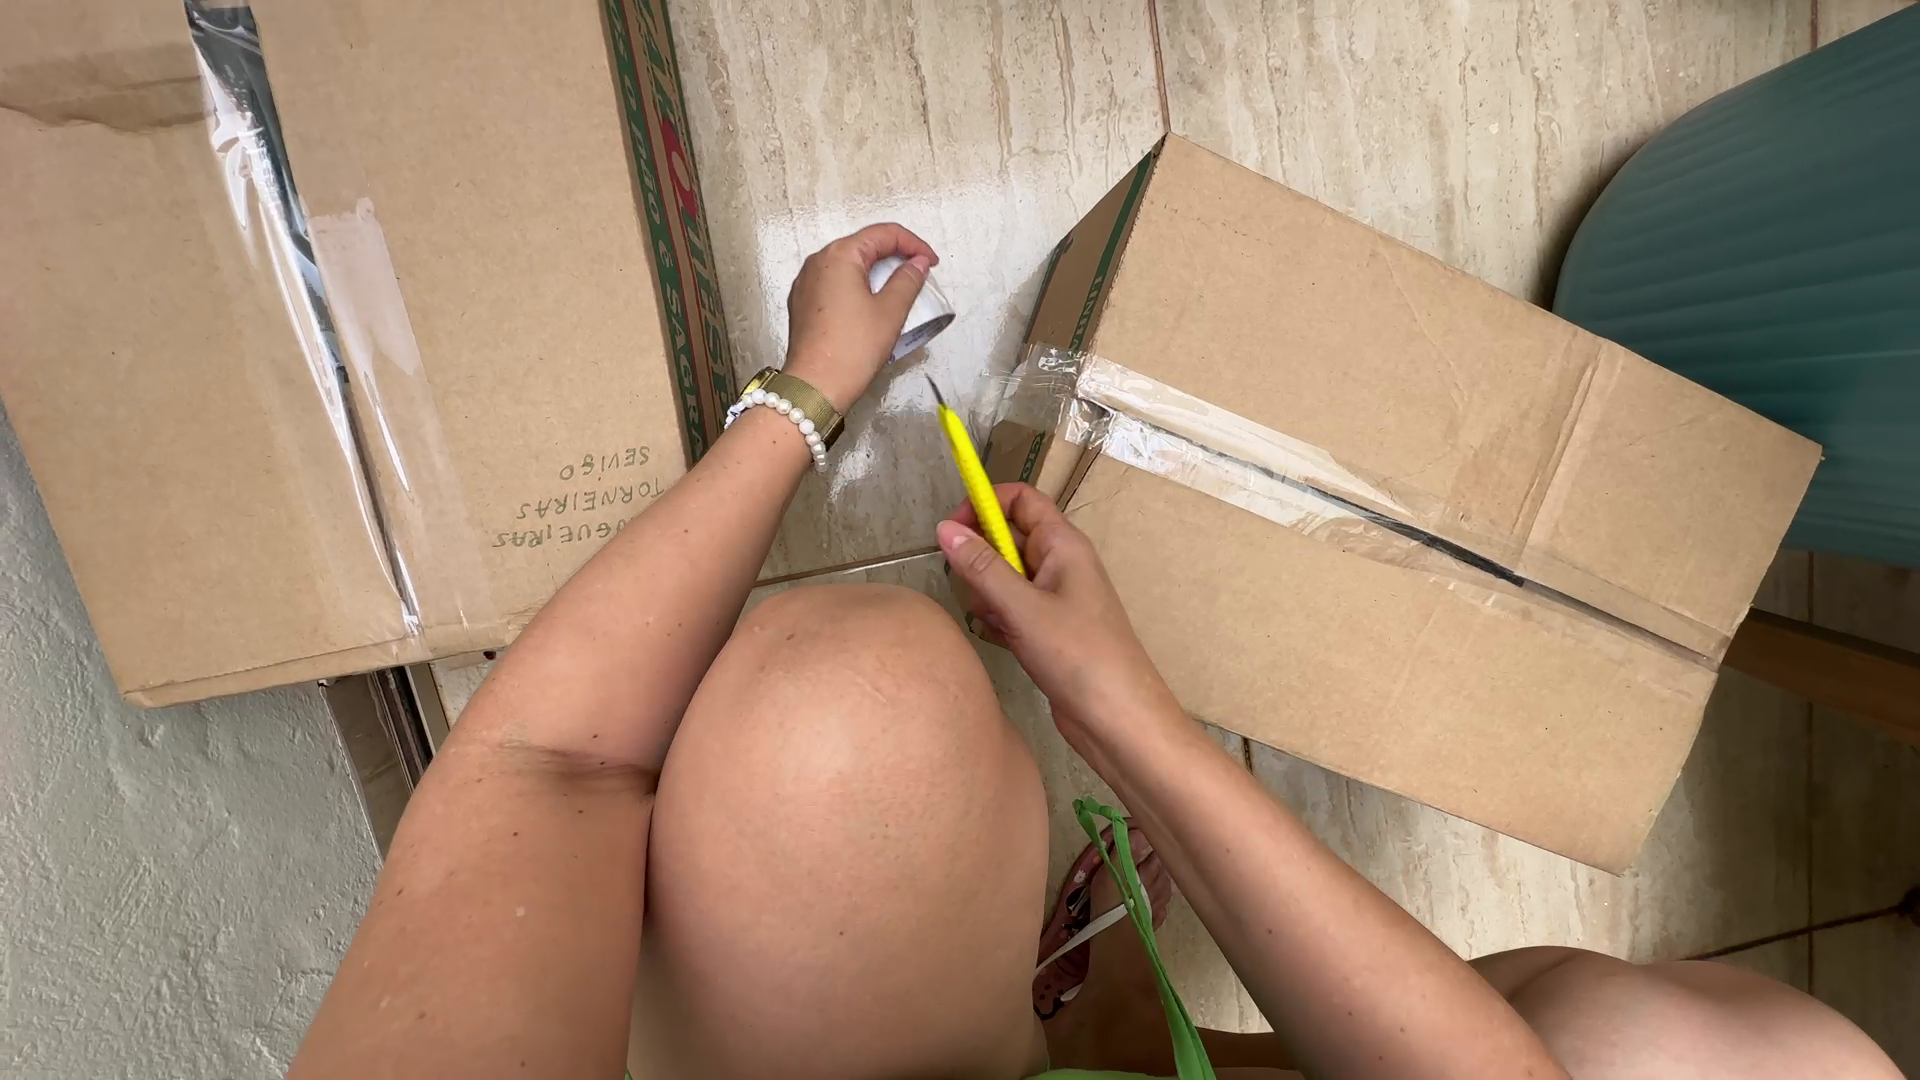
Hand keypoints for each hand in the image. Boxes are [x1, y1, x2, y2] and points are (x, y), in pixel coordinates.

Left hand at [784, 223, 938, 410]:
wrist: (815, 387)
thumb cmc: (853, 349)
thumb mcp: (890, 312)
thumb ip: (907, 280)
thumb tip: (917, 263)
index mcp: (839, 256)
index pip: (882, 234)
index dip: (913, 244)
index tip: (931, 263)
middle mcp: (817, 262)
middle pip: (862, 247)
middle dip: (894, 257)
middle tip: (918, 275)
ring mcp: (806, 284)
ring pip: (848, 266)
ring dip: (875, 273)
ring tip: (898, 291)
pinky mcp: (802, 305)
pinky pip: (835, 285)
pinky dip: (857, 288)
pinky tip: (870, 307)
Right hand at [937, 484, 1182, 752]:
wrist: (1118, 719)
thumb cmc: (1079, 655)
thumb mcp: (1023, 608)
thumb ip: (981, 567)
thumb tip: (944, 528)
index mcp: (1063, 545)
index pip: (1021, 500)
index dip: (985, 504)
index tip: (952, 528)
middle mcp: (1060, 564)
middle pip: (1008, 539)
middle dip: (981, 559)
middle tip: (970, 588)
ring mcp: (1055, 598)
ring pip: (1005, 578)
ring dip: (988, 595)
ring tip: (993, 623)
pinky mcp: (1048, 629)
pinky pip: (1011, 608)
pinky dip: (999, 620)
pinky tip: (1000, 641)